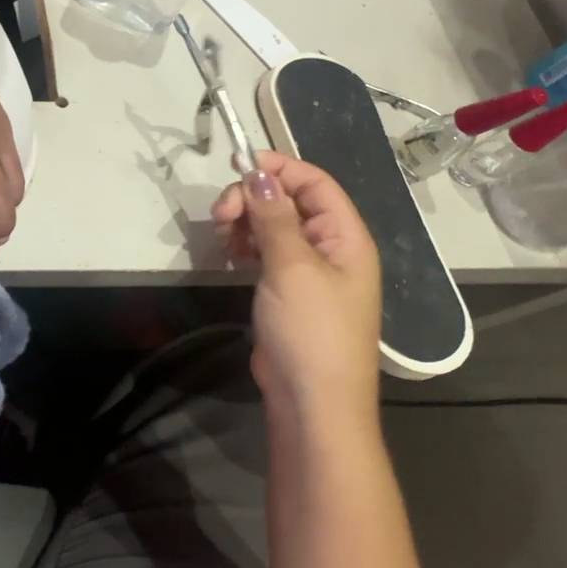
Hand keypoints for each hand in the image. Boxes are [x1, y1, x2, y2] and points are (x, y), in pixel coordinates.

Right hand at [211, 151, 382, 415]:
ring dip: (245, 222)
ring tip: (222, 237)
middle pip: (290, 202)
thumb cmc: (311, 330)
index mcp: (346, 237)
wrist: (312, 401)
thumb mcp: (292, 267)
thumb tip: (258, 174)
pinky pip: (265, 252)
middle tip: (219, 215)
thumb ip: (274, 217)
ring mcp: (308, 271)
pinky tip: (229, 255)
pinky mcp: (287, 291)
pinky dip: (245, 245)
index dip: (278, 168)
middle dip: (252, 198)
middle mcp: (331, 248)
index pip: (315, 183)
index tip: (234, 167)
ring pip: (273, 226)